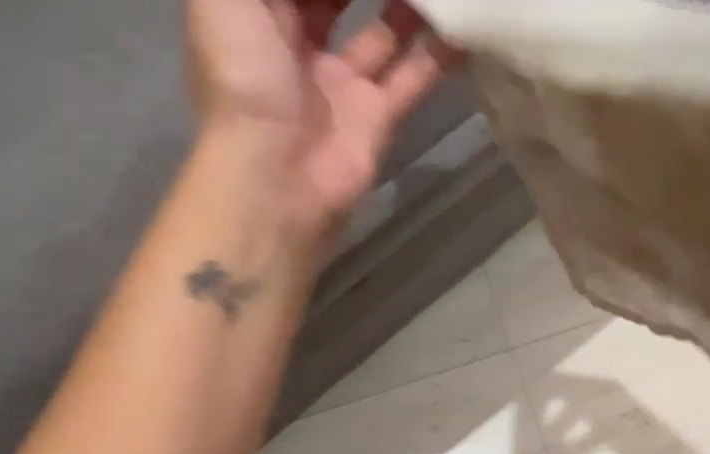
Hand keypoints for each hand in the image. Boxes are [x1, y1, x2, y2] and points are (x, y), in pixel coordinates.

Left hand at [186, 0, 462, 235]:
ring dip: (410, 5)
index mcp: (256, 12)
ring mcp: (338, 84)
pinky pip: (413, 77)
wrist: (273, 180)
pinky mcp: (373, 118)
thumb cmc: (242, 76)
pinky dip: (440, 53)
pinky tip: (466, 24)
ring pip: (382, 31)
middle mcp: (296, 44)